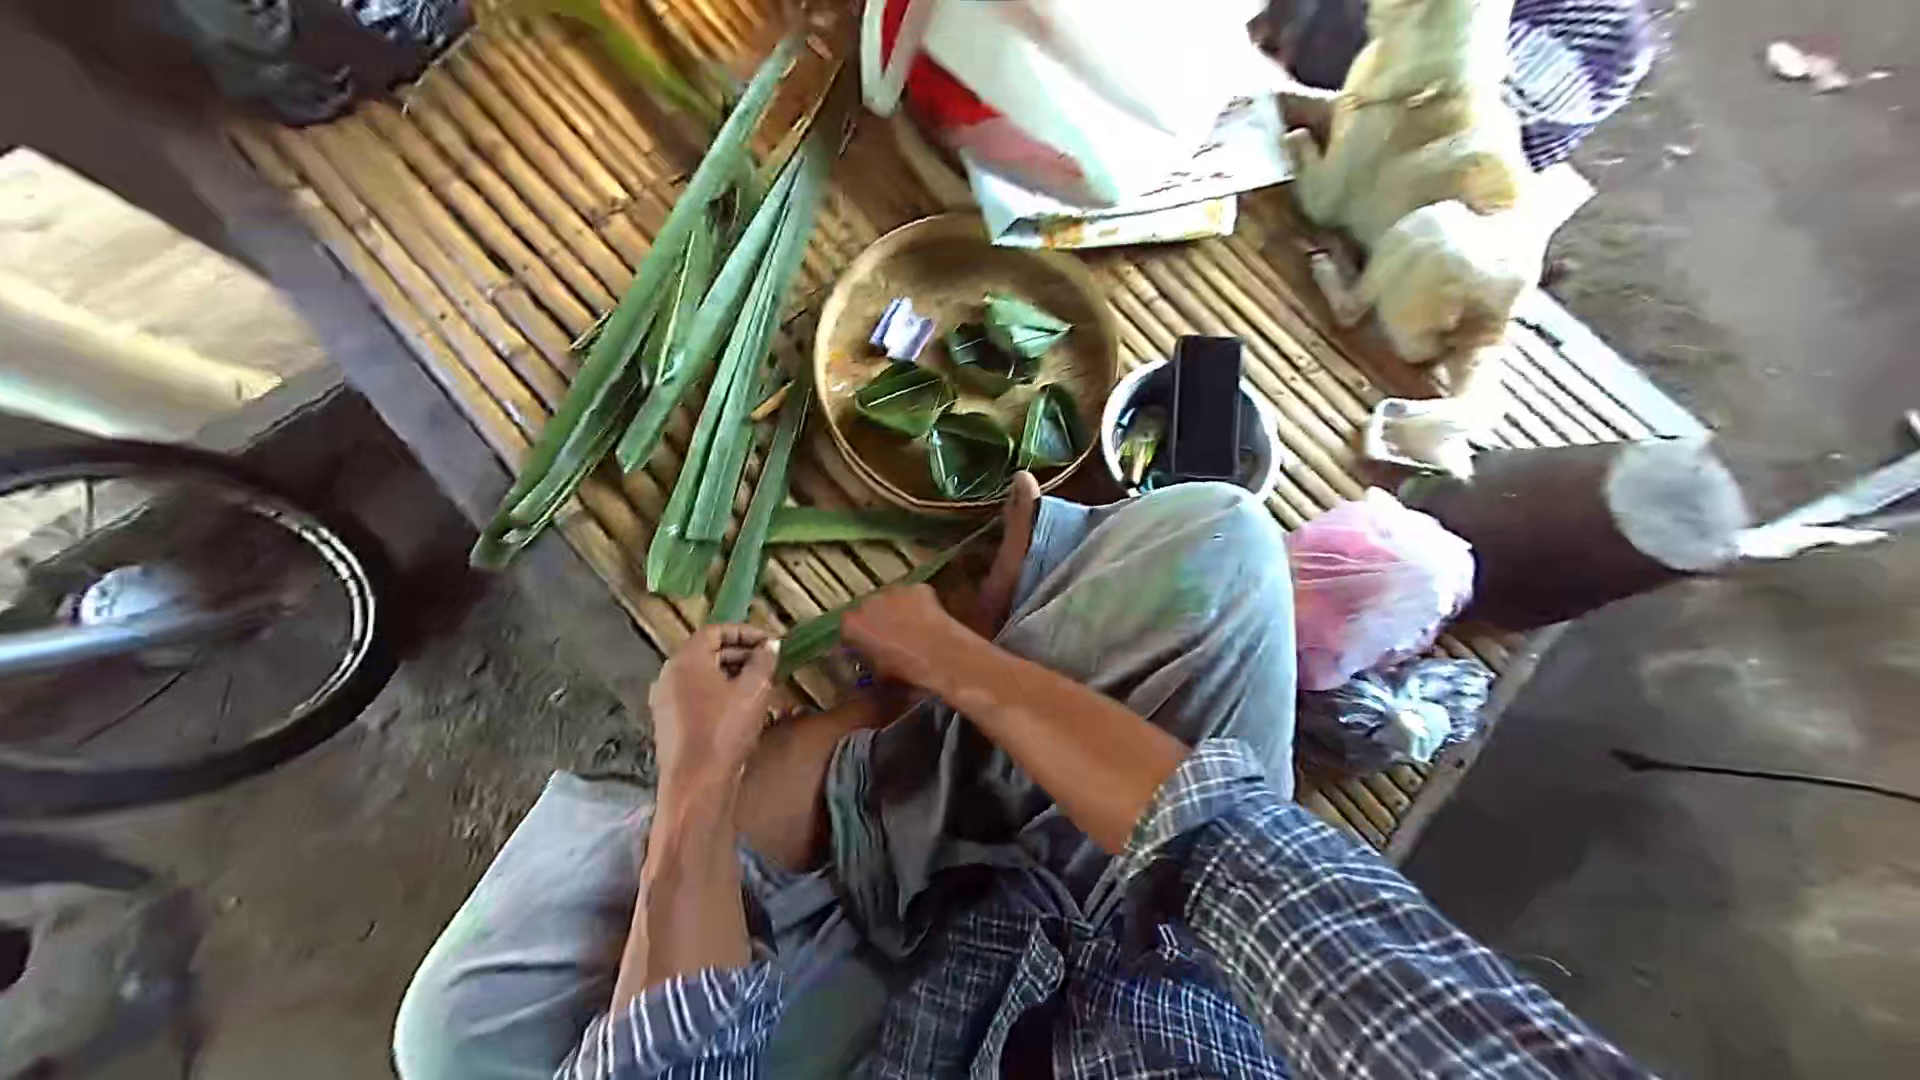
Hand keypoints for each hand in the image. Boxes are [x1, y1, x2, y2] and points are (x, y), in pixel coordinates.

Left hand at [649, 624, 779, 784]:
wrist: (696, 784)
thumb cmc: (725, 730)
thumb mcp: (754, 690)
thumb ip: (763, 661)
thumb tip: (770, 645)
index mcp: (685, 661)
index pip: (715, 631)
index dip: (745, 632)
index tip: (769, 642)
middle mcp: (669, 675)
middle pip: (707, 652)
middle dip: (741, 653)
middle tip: (769, 661)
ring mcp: (666, 700)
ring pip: (702, 675)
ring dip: (732, 673)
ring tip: (761, 683)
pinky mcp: (669, 722)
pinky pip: (696, 695)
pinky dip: (719, 692)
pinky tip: (742, 706)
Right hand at [840, 584, 973, 691]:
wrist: (938, 655)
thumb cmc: (903, 670)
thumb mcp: (877, 677)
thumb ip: (867, 666)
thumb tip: (869, 669)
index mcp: (851, 624)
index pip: (849, 629)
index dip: (860, 640)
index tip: (869, 649)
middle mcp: (868, 601)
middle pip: (870, 609)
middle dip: (878, 621)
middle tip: (893, 640)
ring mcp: (894, 591)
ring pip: (892, 600)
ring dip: (898, 611)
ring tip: (913, 631)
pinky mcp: (917, 588)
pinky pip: (915, 596)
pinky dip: (920, 605)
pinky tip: (928, 622)